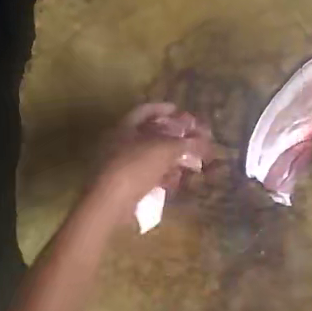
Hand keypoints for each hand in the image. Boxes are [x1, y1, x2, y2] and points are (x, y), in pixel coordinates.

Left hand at [86, 103, 211, 223]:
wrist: (110, 202)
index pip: (146, 110)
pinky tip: (175, 181)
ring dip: (171, 158)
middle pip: (151, 134)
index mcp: (126, 126)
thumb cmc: (136, 166)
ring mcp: (121, 164)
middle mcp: (121, 142)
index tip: (181, 111)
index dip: (164, 108)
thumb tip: (201, 140)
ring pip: (151, 157)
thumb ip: (185, 142)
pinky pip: (147, 175)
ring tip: (190, 163)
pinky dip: (162, 175)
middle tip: (193, 140)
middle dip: (174, 137)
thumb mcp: (165, 149)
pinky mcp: (124, 184)